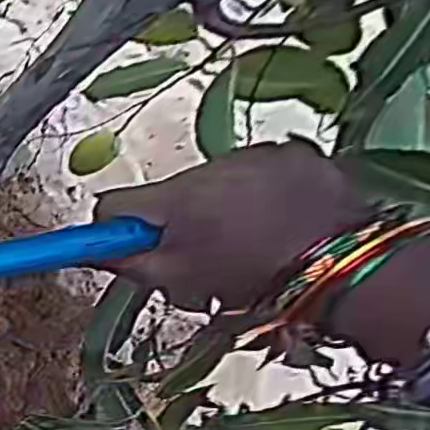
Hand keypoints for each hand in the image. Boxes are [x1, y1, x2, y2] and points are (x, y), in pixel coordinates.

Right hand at [93, 141, 373, 311]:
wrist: (340, 261)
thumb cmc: (244, 273)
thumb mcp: (168, 276)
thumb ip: (121, 261)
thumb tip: (88, 252)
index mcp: (176, 196)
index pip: (112, 204)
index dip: (110, 229)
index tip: (121, 247)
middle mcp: (214, 165)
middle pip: (161, 193)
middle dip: (163, 219)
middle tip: (184, 250)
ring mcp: (259, 155)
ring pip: (204, 182)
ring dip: (204, 205)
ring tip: (228, 235)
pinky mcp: (294, 153)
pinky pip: (247, 171)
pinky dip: (242, 192)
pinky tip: (259, 218)